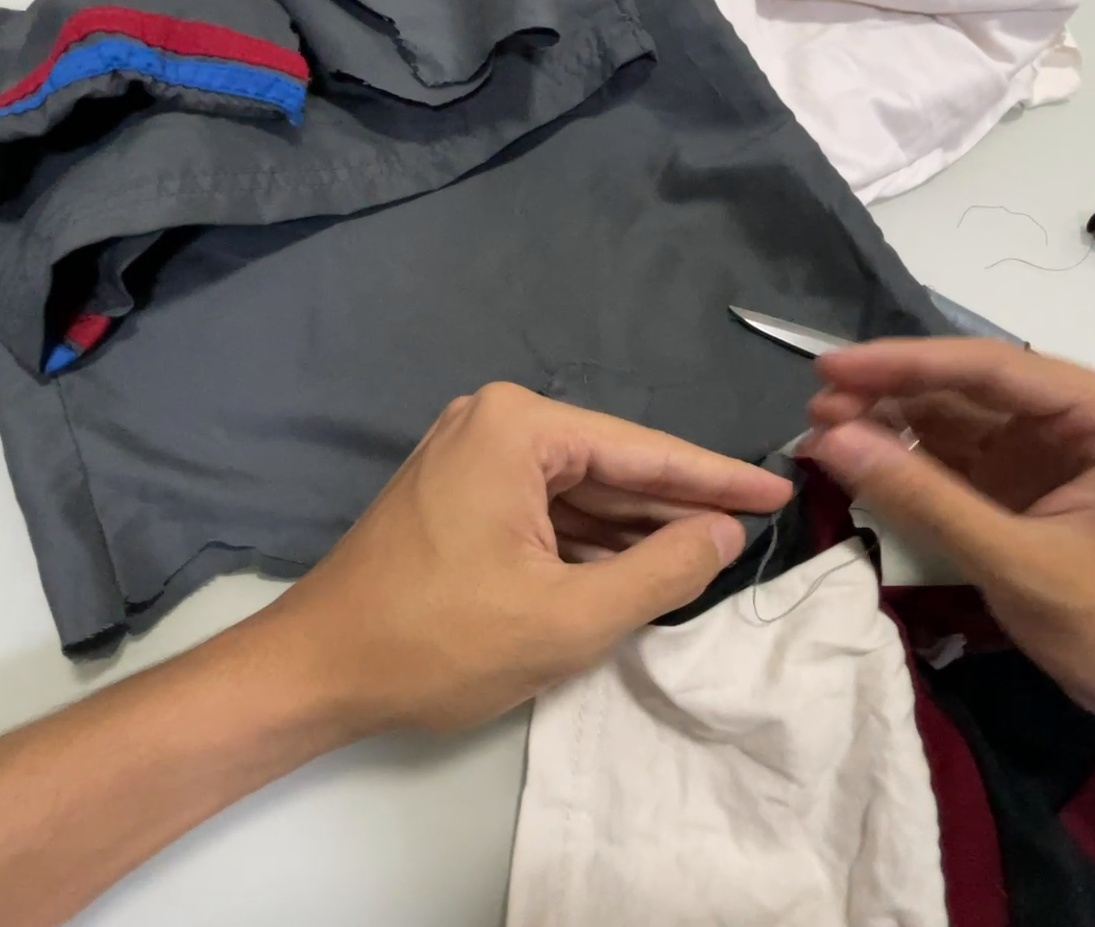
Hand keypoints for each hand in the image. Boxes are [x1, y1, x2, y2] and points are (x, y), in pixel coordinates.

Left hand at [259, 383, 793, 733]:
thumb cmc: (440, 643)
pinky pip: (542, 508)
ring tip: (710, 546)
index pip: (641, 453)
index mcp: (518, 428)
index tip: (779, 489)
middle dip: (676, 503)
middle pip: (609, 466)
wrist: (315, 671)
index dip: (716, 478)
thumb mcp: (570, 617)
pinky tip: (637, 559)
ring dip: (634, 525)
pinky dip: (587, 538)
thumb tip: (723, 534)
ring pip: (577, 490)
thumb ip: (661, 570)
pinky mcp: (459, 491)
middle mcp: (493, 422)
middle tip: (754, 520)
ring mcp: (471, 455)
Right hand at [800, 339, 1094, 729]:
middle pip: (971, 386)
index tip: (829, 370)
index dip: (902, 364)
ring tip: (823, 432)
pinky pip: (959, 455)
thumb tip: (827, 439)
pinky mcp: (1031, 481)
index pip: (993, 368)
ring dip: (891, 423)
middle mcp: (1088, 417)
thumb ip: (919, 497)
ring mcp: (1058, 449)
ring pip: (958, 416)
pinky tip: (860, 457)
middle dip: (890, 395)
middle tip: (817, 410)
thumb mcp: (1014, 562)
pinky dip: (908, 458)